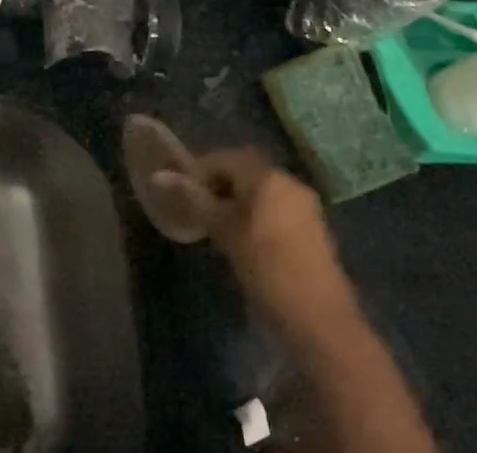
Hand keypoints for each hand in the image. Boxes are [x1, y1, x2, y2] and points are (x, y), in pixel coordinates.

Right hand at [152, 149, 357, 338]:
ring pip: (259, 191)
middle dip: (217, 185)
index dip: (197, 172)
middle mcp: (289, 182)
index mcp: (267, 176)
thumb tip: (159, 175)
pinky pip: (275, 208)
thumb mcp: (222, 230)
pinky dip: (254, 214)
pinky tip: (242, 238)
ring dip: (235, 200)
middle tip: (195, 209)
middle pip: (243, 172)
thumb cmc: (264, 266)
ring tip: (215, 225)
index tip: (180, 194)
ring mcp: (305, 205)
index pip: (223, 159)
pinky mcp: (312, 228)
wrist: (318, 318)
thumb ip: (193, 198)